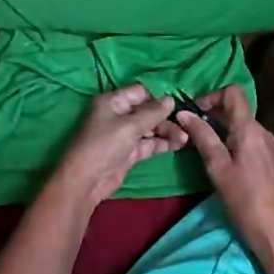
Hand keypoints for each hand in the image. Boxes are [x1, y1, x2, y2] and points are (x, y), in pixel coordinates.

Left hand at [51, 85, 184, 211]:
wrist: (87, 181)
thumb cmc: (104, 145)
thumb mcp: (129, 126)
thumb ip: (152, 113)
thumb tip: (171, 99)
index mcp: (113, 102)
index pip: (140, 92)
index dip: (158, 96)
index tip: (178, 102)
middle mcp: (119, 115)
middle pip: (147, 110)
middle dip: (166, 117)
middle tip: (185, 124)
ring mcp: (125, 134)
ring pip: (150, 128)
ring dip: (167, 131)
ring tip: (185, 138)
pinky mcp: (130, 152)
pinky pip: (150, 143)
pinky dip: (163, 143)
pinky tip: (179, 144)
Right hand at [158, 85, 273, 254]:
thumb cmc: (244, 198)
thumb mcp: (218, 167)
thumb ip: (202, 136)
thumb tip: (184, 113)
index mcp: (250, 128)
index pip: (233, 92)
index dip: (212, 96)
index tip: (195, 113)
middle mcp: (263, 130)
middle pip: (236, 109)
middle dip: (212, 114)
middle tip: (191, 132)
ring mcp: (269, 144)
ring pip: (242, 125)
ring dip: (221, 129)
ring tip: (203, 147)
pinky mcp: (271, 158)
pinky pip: (249, 139)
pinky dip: (233, 141)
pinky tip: (223, 160)